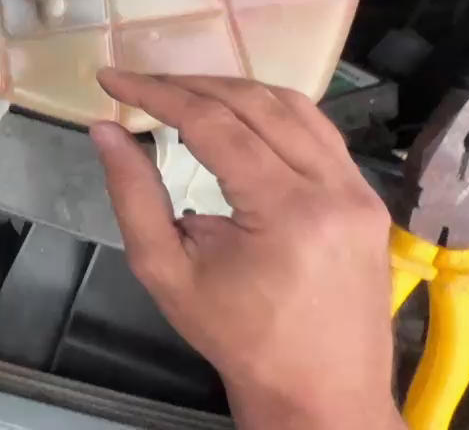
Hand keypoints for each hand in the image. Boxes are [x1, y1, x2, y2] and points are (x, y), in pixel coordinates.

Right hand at [91, 70, 401, 429]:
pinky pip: (315, 130)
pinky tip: (227, 114)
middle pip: (254, 104)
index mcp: (287, 211)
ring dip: (226, 89)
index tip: (109, 79)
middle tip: (134, 84)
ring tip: (175, 93)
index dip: (154, 92)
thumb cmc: (234, 331)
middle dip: (185, 84)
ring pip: (293, 107)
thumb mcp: (161, 265)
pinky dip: (264, 108)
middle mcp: (335, 193)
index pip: (213, 122)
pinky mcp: (364, 201)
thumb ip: (131, 191)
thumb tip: (104, 129)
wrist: (320, 390)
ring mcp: (360, 195)